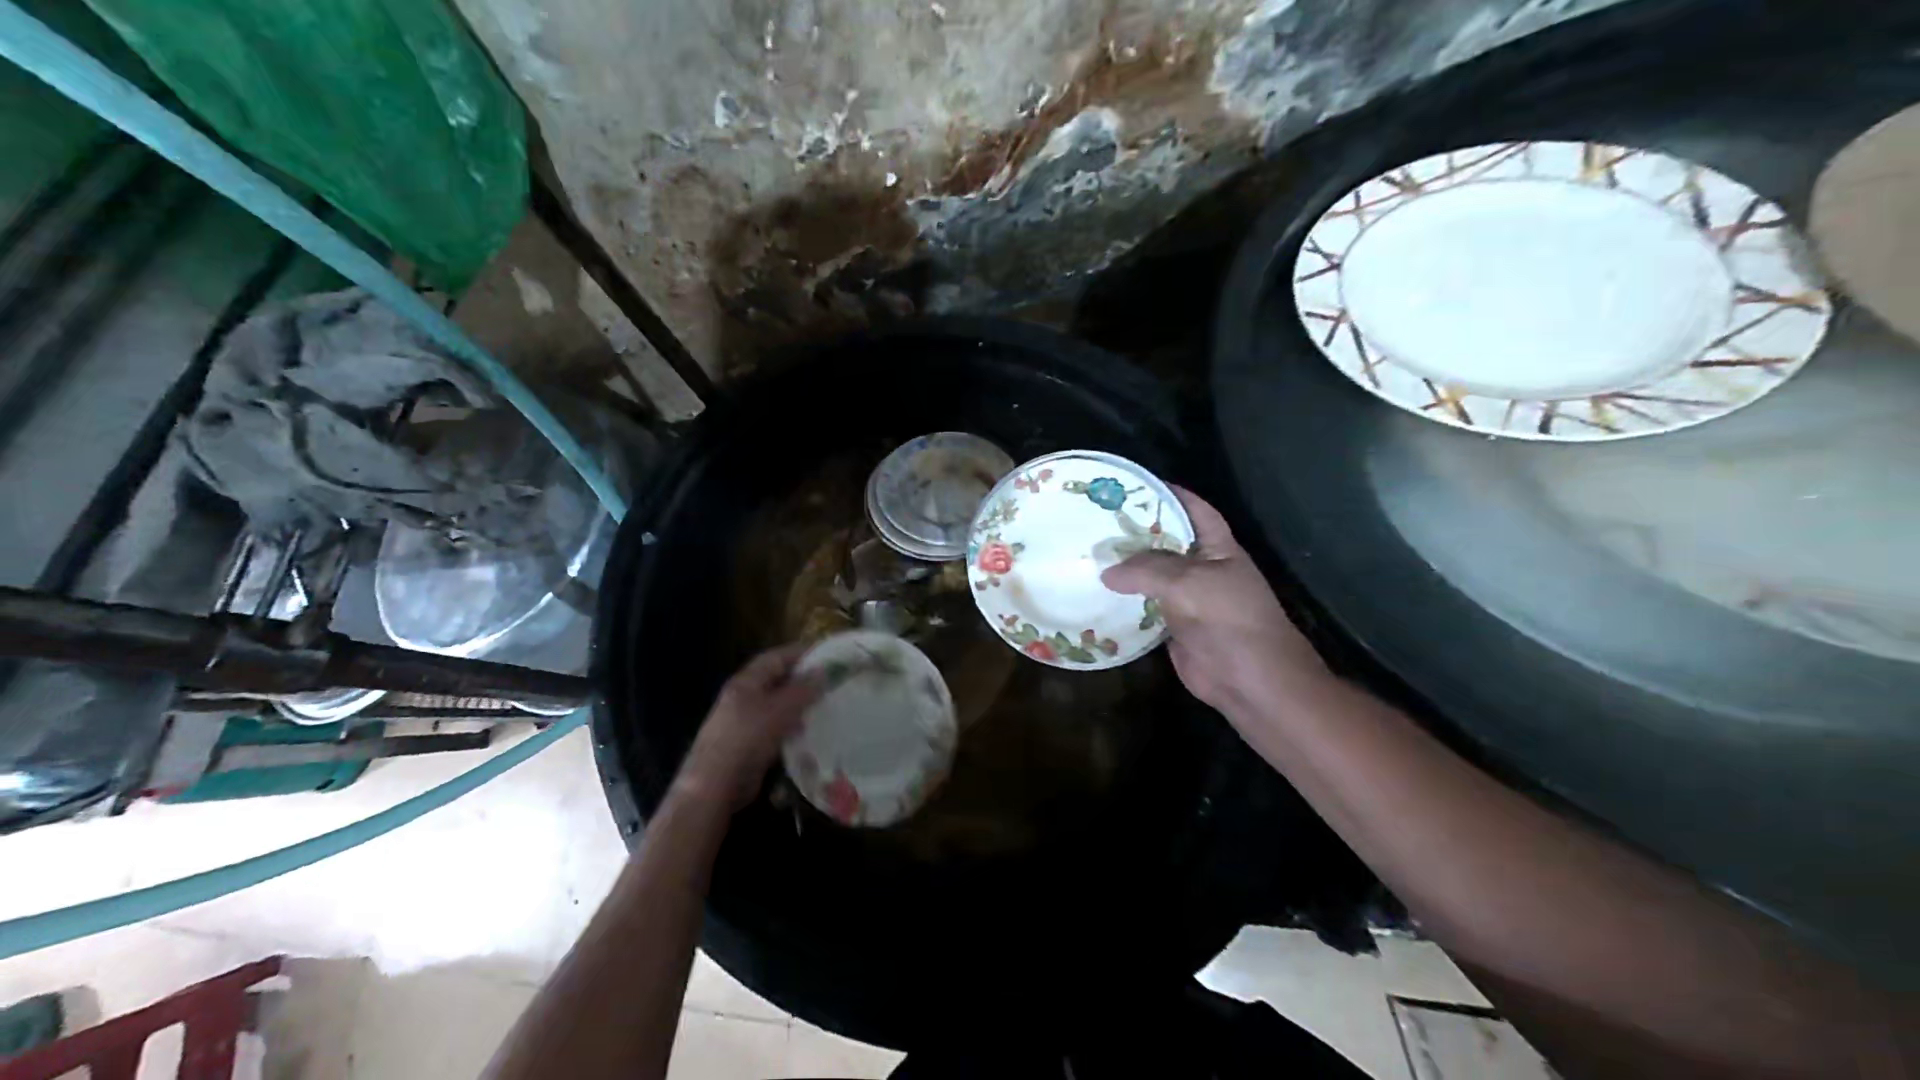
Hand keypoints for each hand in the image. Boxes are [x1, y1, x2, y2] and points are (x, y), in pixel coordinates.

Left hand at [675, 645, 823, 811]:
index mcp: (746, 682)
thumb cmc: (745, 740)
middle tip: (835, 680)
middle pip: (779, 680)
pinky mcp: (753, 745)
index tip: (830, 654)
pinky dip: (796, 727)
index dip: (802, 652)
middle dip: (805, 679)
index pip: (776, 657)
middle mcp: (745, 698)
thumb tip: (825, 670)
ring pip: (780, 706)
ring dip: (802, 704)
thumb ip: (802, 690)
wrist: (715, 787)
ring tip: (830, 704)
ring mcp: (747, 722)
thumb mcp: (777, 711)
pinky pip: (779, 728)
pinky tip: (814, 732)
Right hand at [1101, 488, 1326, 717]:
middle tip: (1095, 521)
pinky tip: (1094, 594)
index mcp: (1217, 547)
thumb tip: (1107, 571)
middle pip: (1165, 543)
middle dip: (1135, 533)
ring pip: (1151, 578)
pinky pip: (1143, 609)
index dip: (1169, 494)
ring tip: (1087, 554)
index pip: (1193, 509)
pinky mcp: (1173, 627)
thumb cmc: (1227, 618)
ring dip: (1125, 570)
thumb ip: (1145, 570)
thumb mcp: (1186, 582)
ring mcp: (1188, 599)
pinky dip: (1122, 603)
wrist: (1250, 680)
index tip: (1134, 486)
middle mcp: (1202, 569)